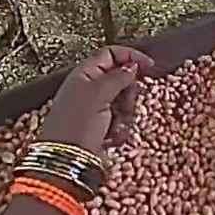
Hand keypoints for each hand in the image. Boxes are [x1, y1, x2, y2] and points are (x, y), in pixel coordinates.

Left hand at [39, 46, 154, 156]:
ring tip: (113, 126)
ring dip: (125, 115)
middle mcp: (91, 88)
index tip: (149, 65)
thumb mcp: (98, 94)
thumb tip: (133, 65)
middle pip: (123, 80)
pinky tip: (111, 137)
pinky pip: (122, 120)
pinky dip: (120, 129)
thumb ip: (118, 76)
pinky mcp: (102, 126)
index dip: (131, 56)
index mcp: (86, 74)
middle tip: (123, 105)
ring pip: (125, 102)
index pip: (112, 54)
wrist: (66, 161)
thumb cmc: (76, 125)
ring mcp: (97, 108)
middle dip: (128, 94)